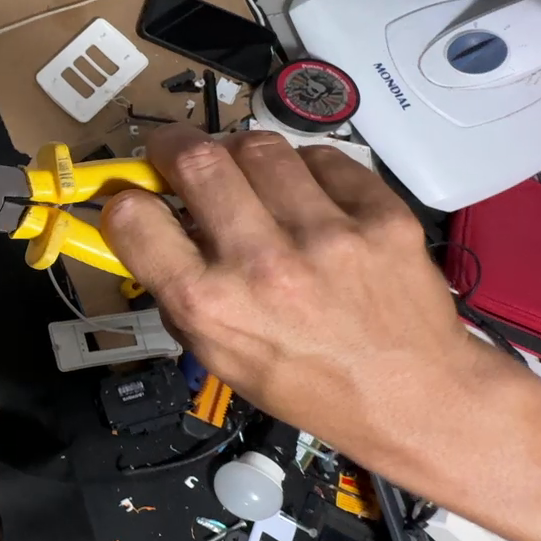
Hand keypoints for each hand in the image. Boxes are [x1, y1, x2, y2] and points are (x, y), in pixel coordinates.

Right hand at [100, 126, 497, 458]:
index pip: (132, 215)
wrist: (418, 396)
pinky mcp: (383, 218)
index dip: (122, 198)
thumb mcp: (209, 347)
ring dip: (235, 153)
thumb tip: (150, 224)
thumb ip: (172, 283)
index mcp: (206, 301)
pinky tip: (301, 191)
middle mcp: (260, 262)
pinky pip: (323, 159)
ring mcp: (327, 235)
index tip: (132, 197)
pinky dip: (300, 167)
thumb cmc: (297, 378)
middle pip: (195, 160)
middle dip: (169, 145)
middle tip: (171, 151)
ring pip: (257, 147)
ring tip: (240, 172)